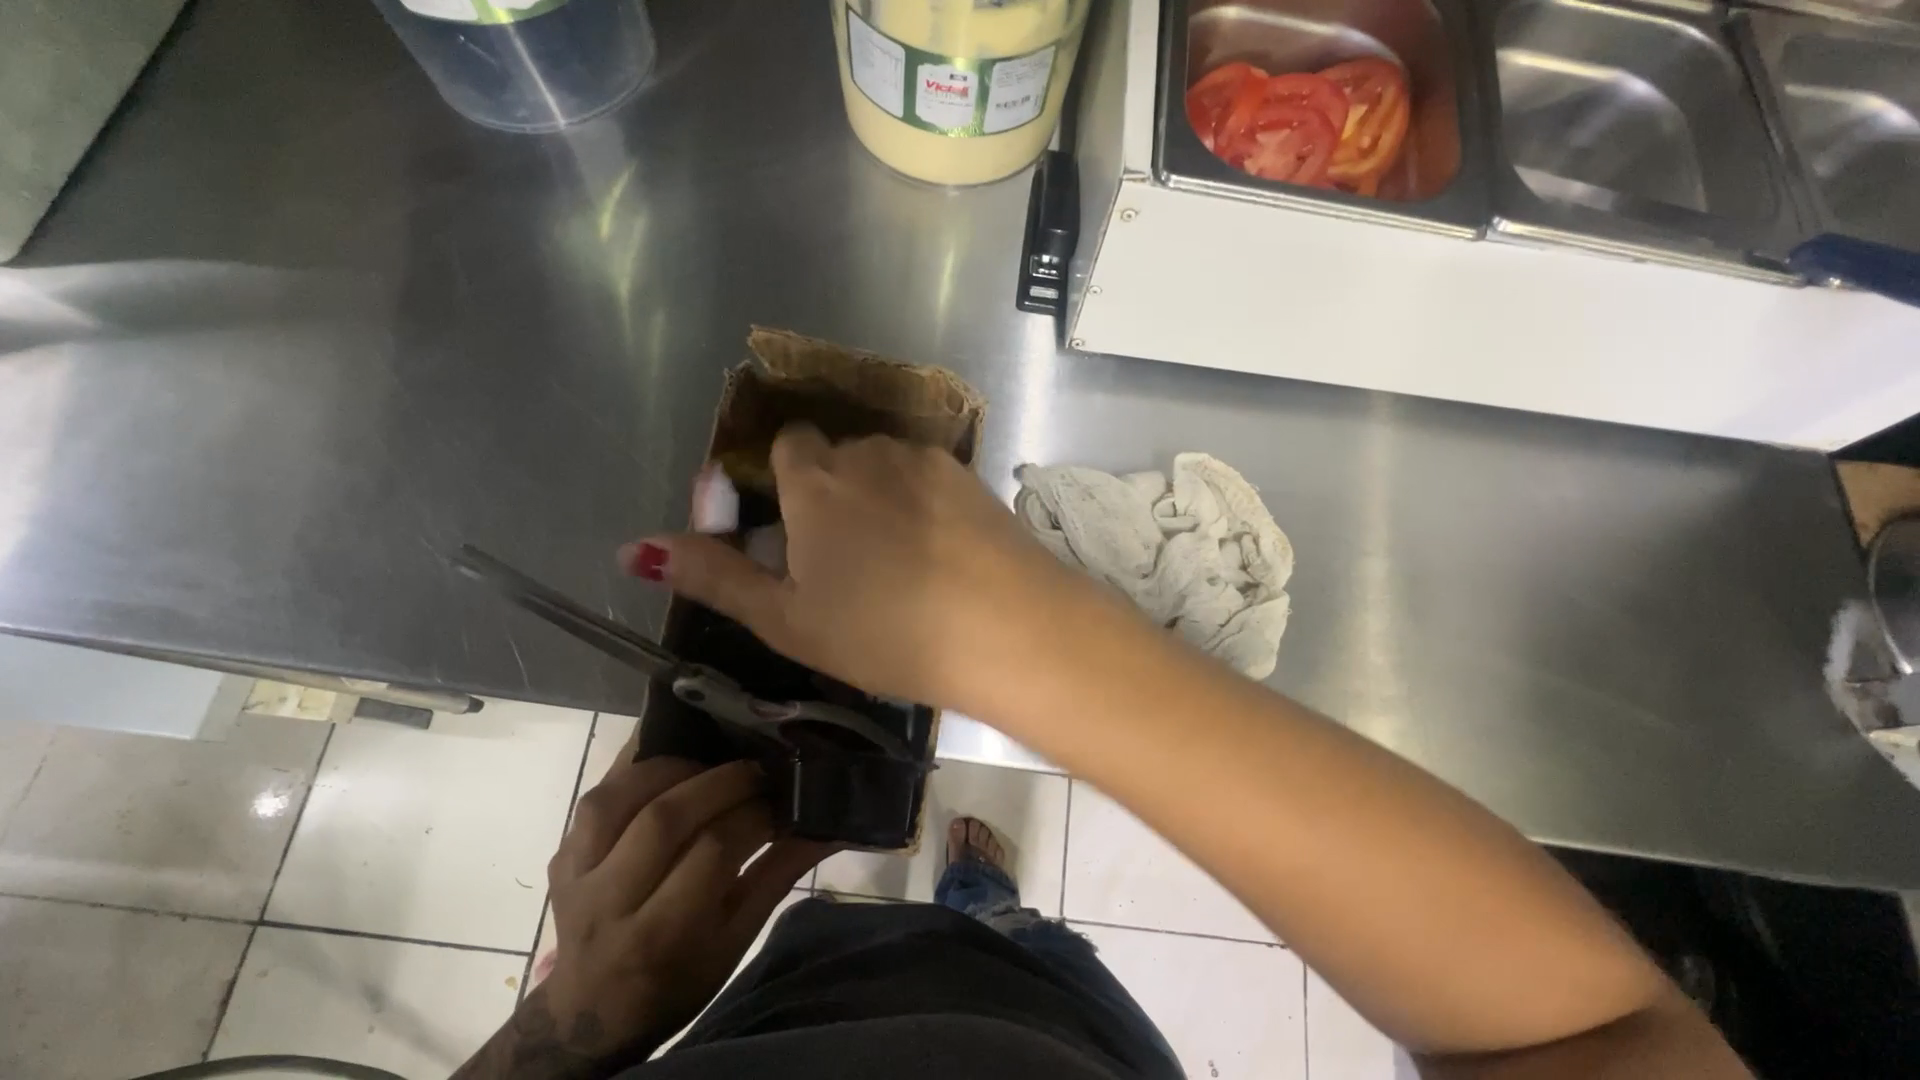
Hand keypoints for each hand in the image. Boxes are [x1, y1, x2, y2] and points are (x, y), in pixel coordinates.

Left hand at [455, 758, 827, 1079]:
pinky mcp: (560, 854)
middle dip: (723, 781)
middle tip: (760, 770)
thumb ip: (776, 874)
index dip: (755, 815)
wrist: (592, 1012)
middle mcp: (609, 903)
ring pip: (618, 798)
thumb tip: (828, 824)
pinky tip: (670, 763)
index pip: (712, 852)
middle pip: (665, 818)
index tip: (785, 800)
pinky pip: (594, 796)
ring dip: (672, 767)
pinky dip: (633, 770)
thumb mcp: (736, 940)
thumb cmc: (678, 980)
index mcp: (661, 935)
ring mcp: (575, 875)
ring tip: (710, 764)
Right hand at [621, 425, 1109, 711]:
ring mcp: (928, 461)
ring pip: (886, 466)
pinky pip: (930, 480)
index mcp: (814, 482)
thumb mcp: (786, 619)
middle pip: (836, 455)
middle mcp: (868, 452)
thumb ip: (713, 576)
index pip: (787, 446)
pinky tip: (941, 556)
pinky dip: (923, 506)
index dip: (785, 484)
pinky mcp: (973, 477)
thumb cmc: (884, 633)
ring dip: (879, 497)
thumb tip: (632, 549)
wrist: (1007, 629)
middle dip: (831, 492)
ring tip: (899, 563)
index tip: (795, 533)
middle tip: (846, 563)